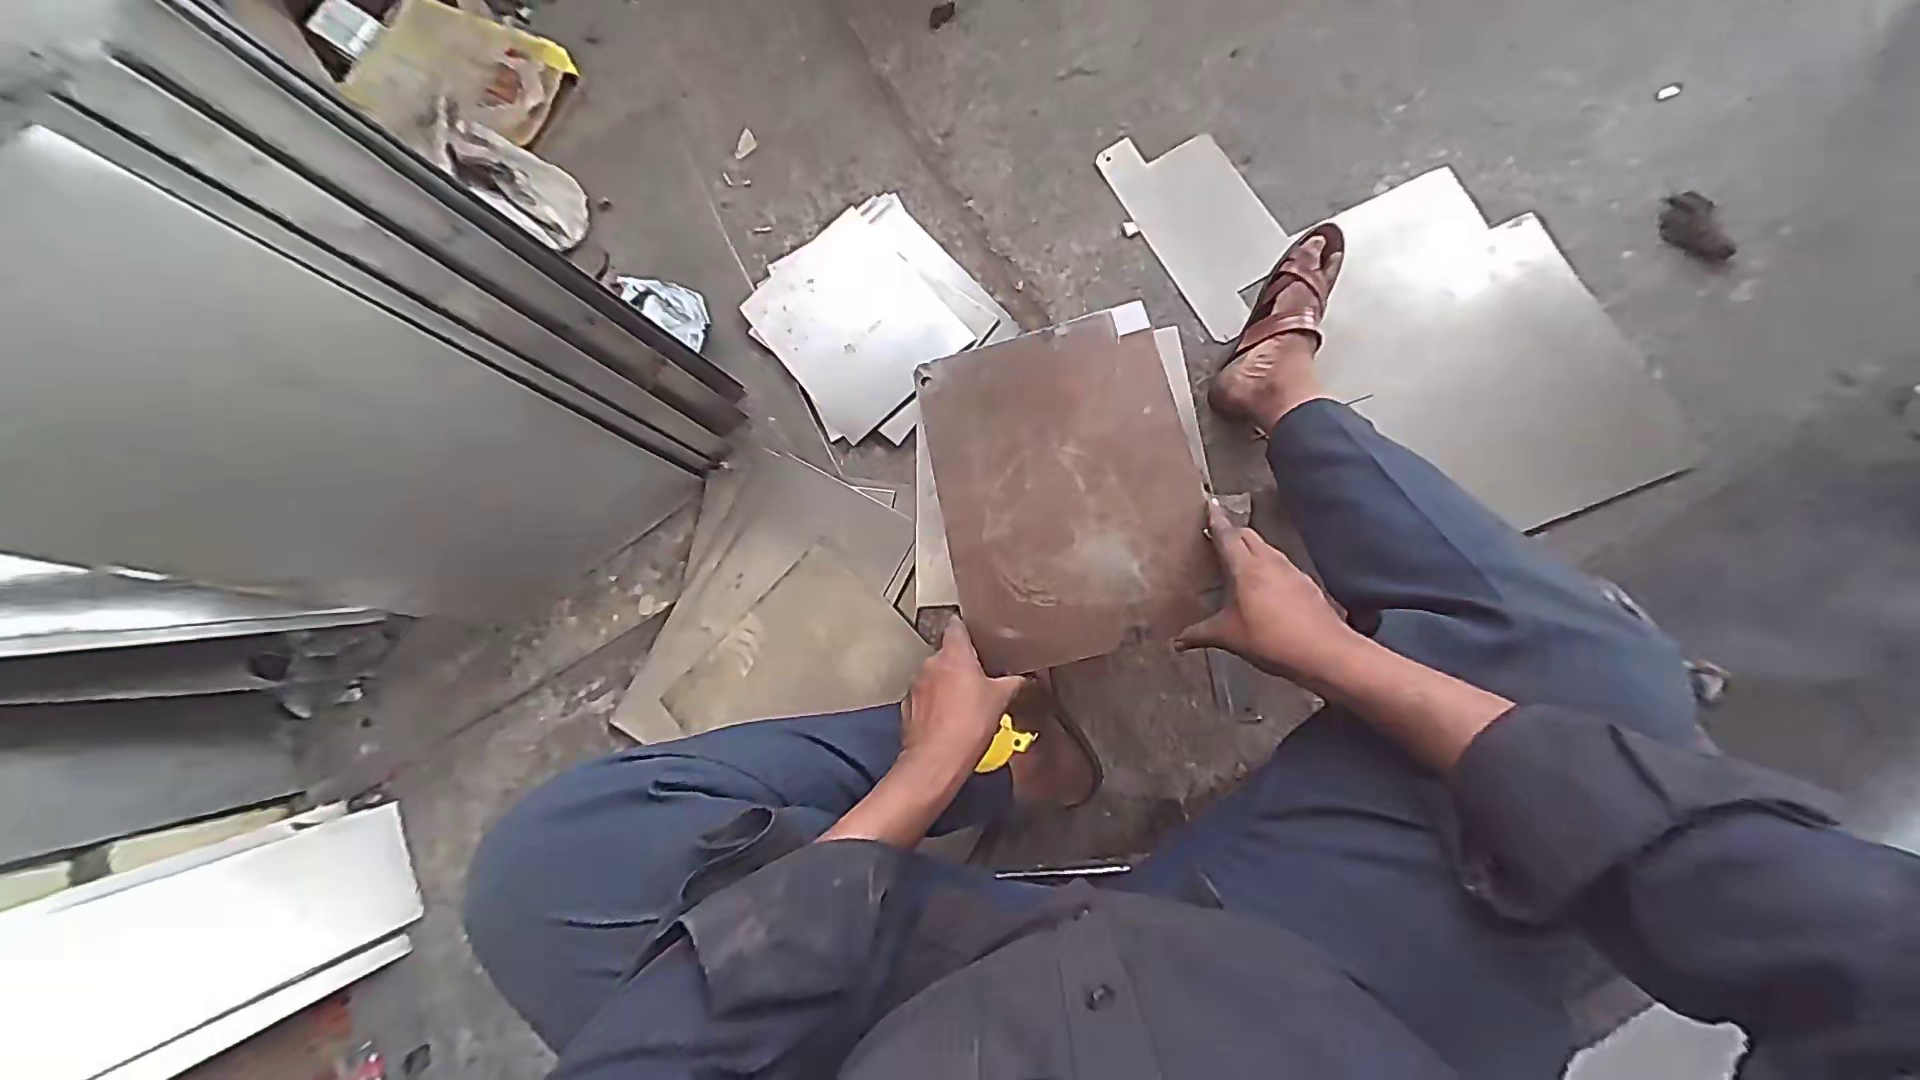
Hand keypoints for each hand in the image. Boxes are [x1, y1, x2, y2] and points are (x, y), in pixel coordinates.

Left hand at [901, 620, 1026, 770]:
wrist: (936, 759)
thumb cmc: (968, 725)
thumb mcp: (1000, 700)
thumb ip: (1013, 683)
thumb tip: (1023, 680)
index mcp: (953, 654)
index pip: (956, 626)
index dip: (967, 629)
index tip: (976, 636)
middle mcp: (930, 663)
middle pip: (946, 653)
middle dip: (960, 664)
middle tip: (979, 678)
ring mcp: (916, 685)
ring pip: (934, 675)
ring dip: (946, 684)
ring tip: (964, 703)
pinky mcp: (908, 706)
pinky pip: (924, 697)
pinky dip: (934, 703)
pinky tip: (948, 719)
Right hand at [1175, 500, 1360, 682]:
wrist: (1325, 653)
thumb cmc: (1270, 639)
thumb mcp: (1228, 637)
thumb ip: (1199, 635)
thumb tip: (1176, 642)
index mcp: (1245, 568)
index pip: (1227, 535)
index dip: (1216, 519)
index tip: (1209, 503)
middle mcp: (1269, 562)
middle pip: (1247, 535)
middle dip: (1231, 531)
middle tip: (1216, 535)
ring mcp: (1291, 571)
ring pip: (1266, 548)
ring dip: (1250, 548)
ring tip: (1237, 560)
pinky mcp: (1306, 584)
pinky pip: (1281, 565)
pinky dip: (1267, 565)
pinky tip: (1264, 585)